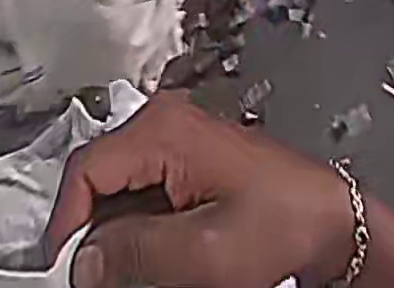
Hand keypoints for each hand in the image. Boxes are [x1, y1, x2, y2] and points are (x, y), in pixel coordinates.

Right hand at [44, 92, 355, 287]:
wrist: (326, 215)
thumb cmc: (280, 221)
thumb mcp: (205, 252)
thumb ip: (137, 253)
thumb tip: (83, 260)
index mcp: (164, 130)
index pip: (85, 171)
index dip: (67, 227)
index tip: (68, 275)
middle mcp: (164, 123)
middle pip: (99, 180)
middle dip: (97, 235)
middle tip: (113, 279)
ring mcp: (175, 138)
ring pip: (118, 192)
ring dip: (121, 236)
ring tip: (153, 269)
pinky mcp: (185, 158)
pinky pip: (142, 194)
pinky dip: (142, 228)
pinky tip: (167, 254)